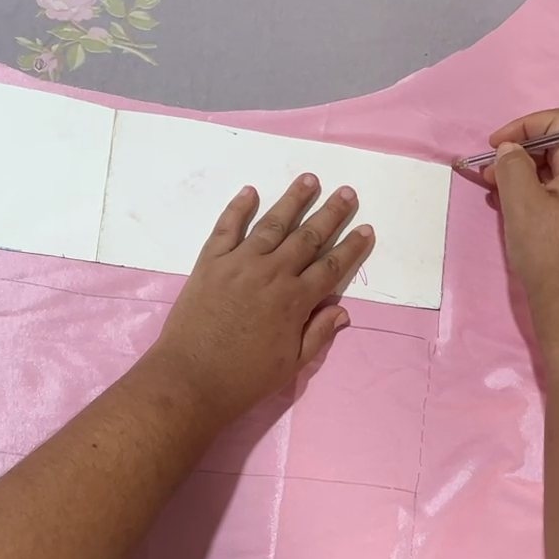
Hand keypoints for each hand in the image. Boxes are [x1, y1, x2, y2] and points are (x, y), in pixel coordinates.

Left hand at [139, 174, 373, 425]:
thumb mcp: (291, 365)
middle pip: (307, 237)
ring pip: (272, 224)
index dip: (351, 248)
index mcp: (295, 301)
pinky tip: (250, 191)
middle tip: (347, 193)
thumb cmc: (244, 379)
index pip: (331, 268)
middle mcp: (271, 273)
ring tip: (309, 180)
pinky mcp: (210, 262)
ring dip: (293, 200)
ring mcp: (239, 264)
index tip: (366, 229)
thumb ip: (318, 334)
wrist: (191, 378)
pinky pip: (226, 227)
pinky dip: (238, 207)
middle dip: (330, 214)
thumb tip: (342, 310)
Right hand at [482, 109, 558, 348]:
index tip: (492, 147)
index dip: (522, 127)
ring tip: (494, 190)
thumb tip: (510, 149)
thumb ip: (512, 166)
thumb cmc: (548, 252)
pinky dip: (537, 191)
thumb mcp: (521, 203)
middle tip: (488, 173)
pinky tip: (512, 206)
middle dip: (520, 153)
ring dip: (525, 174)